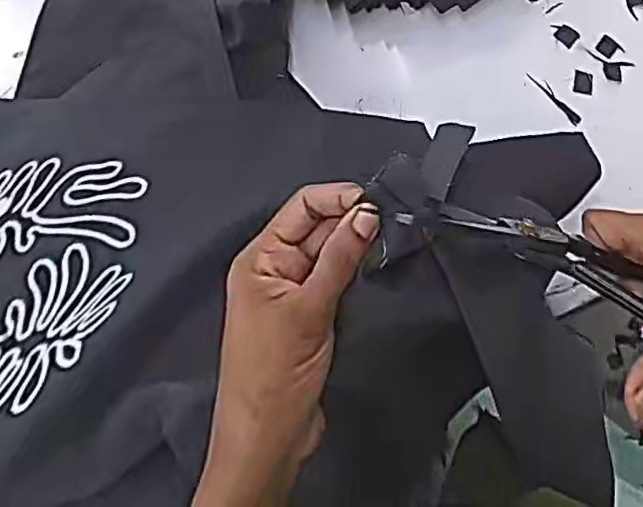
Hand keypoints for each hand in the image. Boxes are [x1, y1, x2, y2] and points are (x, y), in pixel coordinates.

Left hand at [194, 183, 379, 506]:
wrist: (267, 444)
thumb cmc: (268, 384)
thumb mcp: (309, 310)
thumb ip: (340, 257)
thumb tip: (364, 214)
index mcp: (259, 258)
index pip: (301, 206)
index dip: (336, 197)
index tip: (370, 200)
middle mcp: (273, 268)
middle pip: (317, 224)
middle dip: (349, 218)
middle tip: (383, 220)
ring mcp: (292, 289)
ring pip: (329, 248)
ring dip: (353, 241)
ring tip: (380, 238)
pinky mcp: (309, 309)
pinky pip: (333, 273)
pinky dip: (352, 265)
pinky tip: (369, 263)